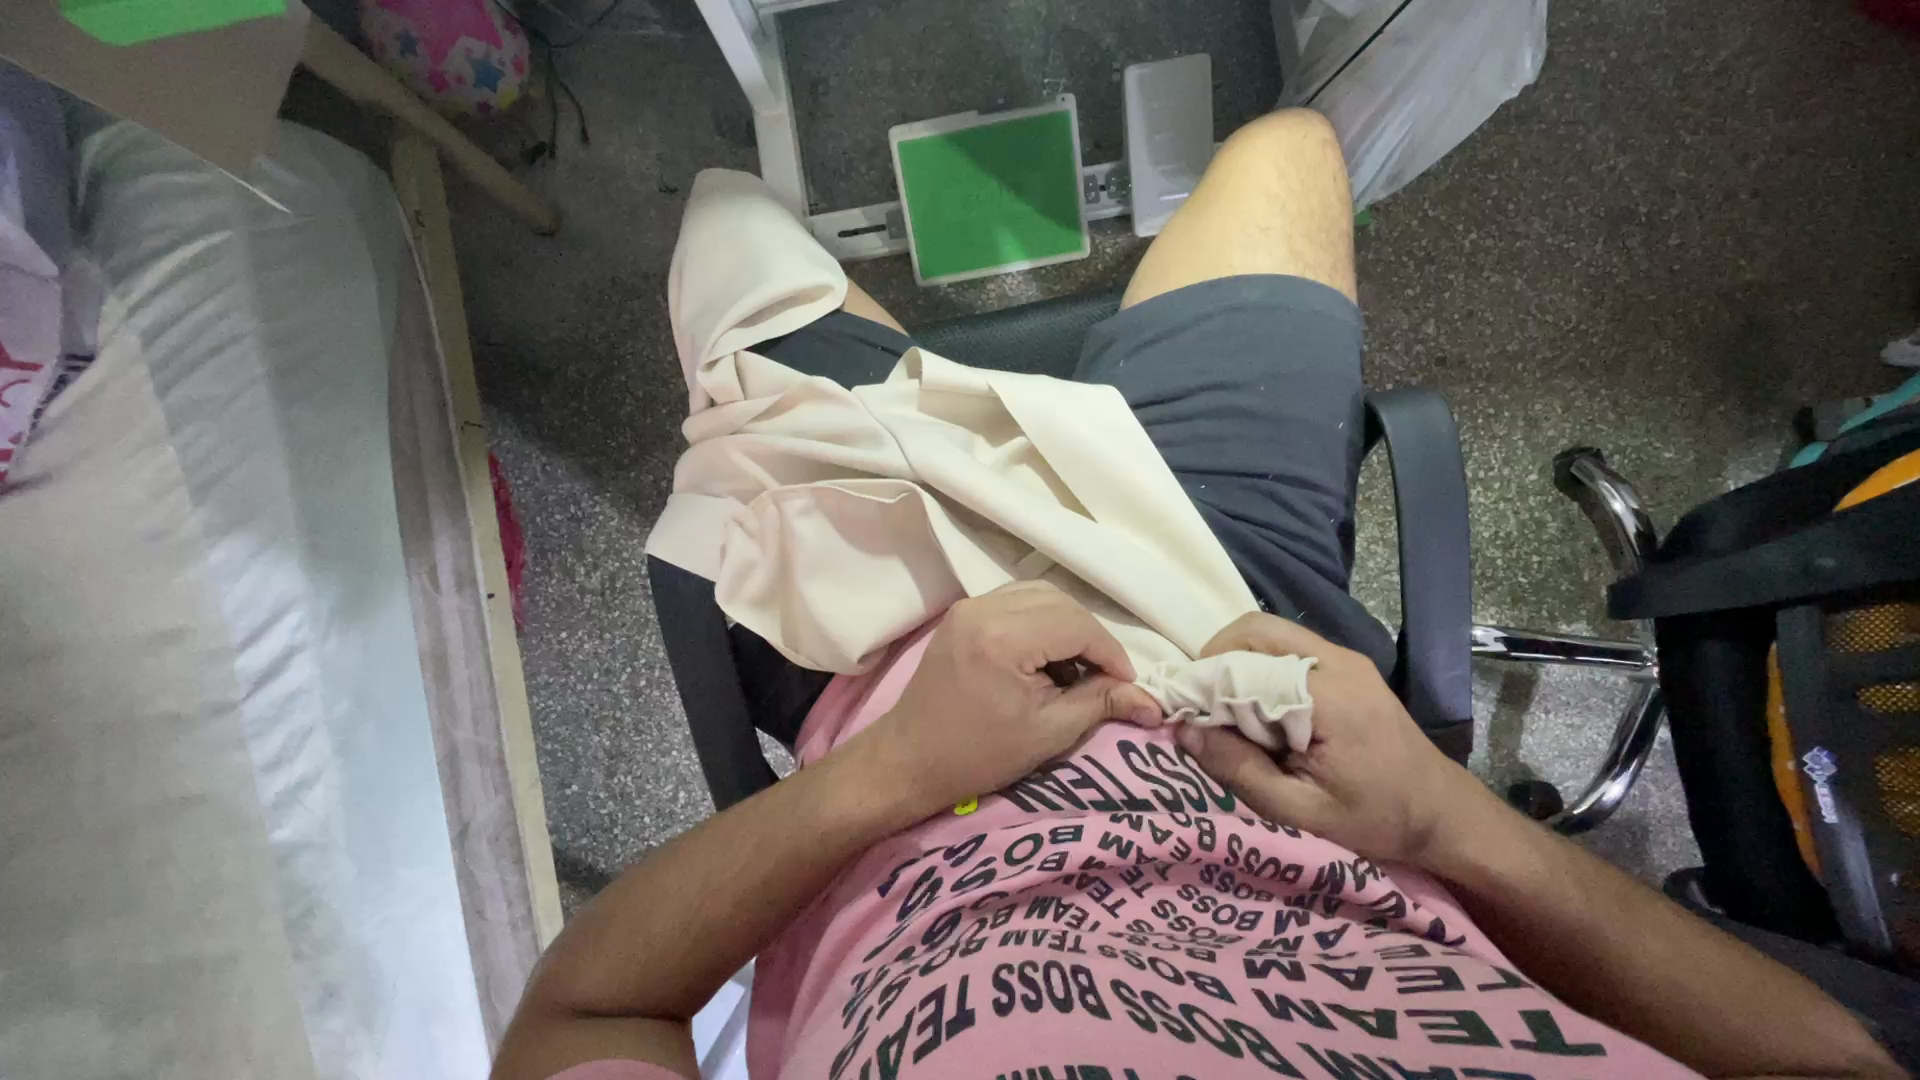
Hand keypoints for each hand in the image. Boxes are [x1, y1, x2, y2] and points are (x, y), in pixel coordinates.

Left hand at [859, 581, 1164, 815]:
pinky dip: (1040, 621)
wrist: (912, 759)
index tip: (1126, 685)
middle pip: (1060, 602)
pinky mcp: (962, 613)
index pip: (1076, 624)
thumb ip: (1101, 704)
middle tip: (1103, 678)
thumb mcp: (1049, 733)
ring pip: (1039, 595)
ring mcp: (969, 606)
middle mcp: (984, 608)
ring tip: (1075, 668)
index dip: (1110, 653)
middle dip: (1090, 637)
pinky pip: (1016, 601)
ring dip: (1067, 625)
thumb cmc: (980, 755)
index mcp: (1003, 636)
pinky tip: (1045, 657)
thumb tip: (1154, 702)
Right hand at [1174, 613, 1502, 865]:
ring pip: (1267, 633)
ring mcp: (1343, 658)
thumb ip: (1239, 770)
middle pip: (1253, 629)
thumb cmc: (1376, 819)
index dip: (1204, 684)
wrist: (1443, 814)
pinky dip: (1255, 665)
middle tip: (1200, 705)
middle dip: (1214, 661)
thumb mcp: (1301, 812)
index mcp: (1329, 696)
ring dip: (1233, 661)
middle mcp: (1336, 662)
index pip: (1244, 665)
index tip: (1182, 714)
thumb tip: (1183, 732)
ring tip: (1223, 707)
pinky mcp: (1344, 664)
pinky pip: (1284, 647)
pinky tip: (1254, 707)